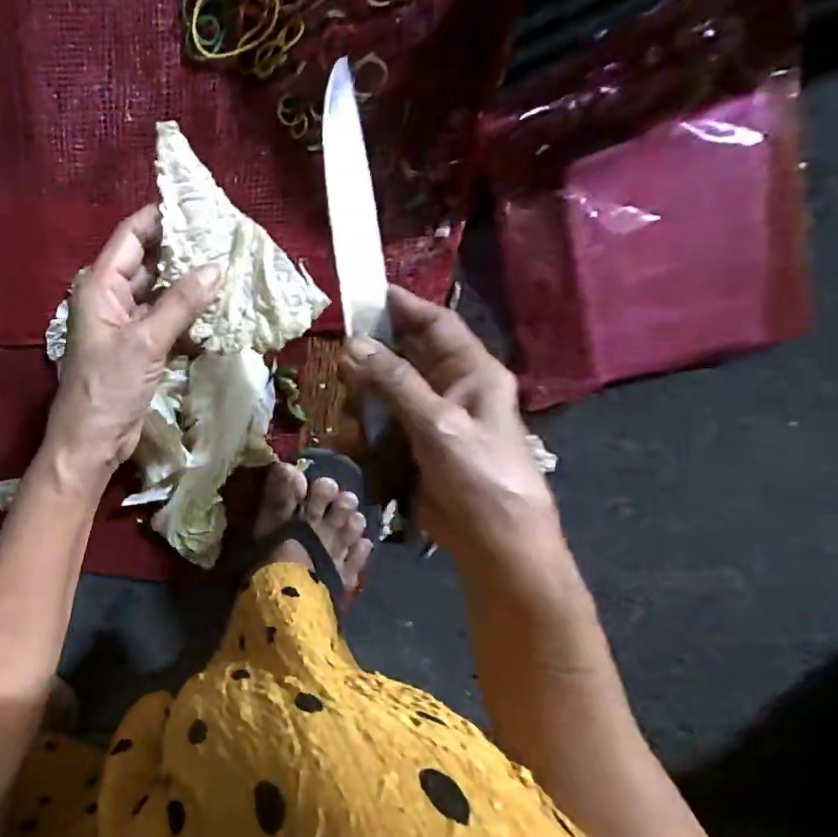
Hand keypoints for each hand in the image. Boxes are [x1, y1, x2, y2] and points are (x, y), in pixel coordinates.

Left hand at [41, 207, 218, 492]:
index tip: (200, 207)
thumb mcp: (146, 341)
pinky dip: (190, 313)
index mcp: (100, 284)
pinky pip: (169, 318)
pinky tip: (219, 307)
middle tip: (225, 237)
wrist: (93, 441)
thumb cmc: (108, 387)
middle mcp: (112, 296)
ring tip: (230, 267)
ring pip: (163, 291)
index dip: (163, 217)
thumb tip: (217, 267)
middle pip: (150, 260)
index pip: (133, 235)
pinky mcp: (142, 346)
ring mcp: (128, 322)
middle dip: (184, 249)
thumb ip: (181, 303)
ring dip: (191, 283)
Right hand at [342, 286, 558, 567]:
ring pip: (387, 395)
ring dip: (364, 404)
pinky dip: (366, 434)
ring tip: (350, 420)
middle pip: (405, 359)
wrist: (495, 541)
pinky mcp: (417, 449)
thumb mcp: (439, 423)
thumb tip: (352, 345)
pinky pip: (384, 429)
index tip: (368, 294)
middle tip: (342, 368)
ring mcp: (433, 421)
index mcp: (473, 372)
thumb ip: (395, 383)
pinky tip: (354, 446)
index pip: (438, 325)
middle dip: (373, 362)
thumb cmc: (480, 474)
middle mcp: (453, 390)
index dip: (406, 307)